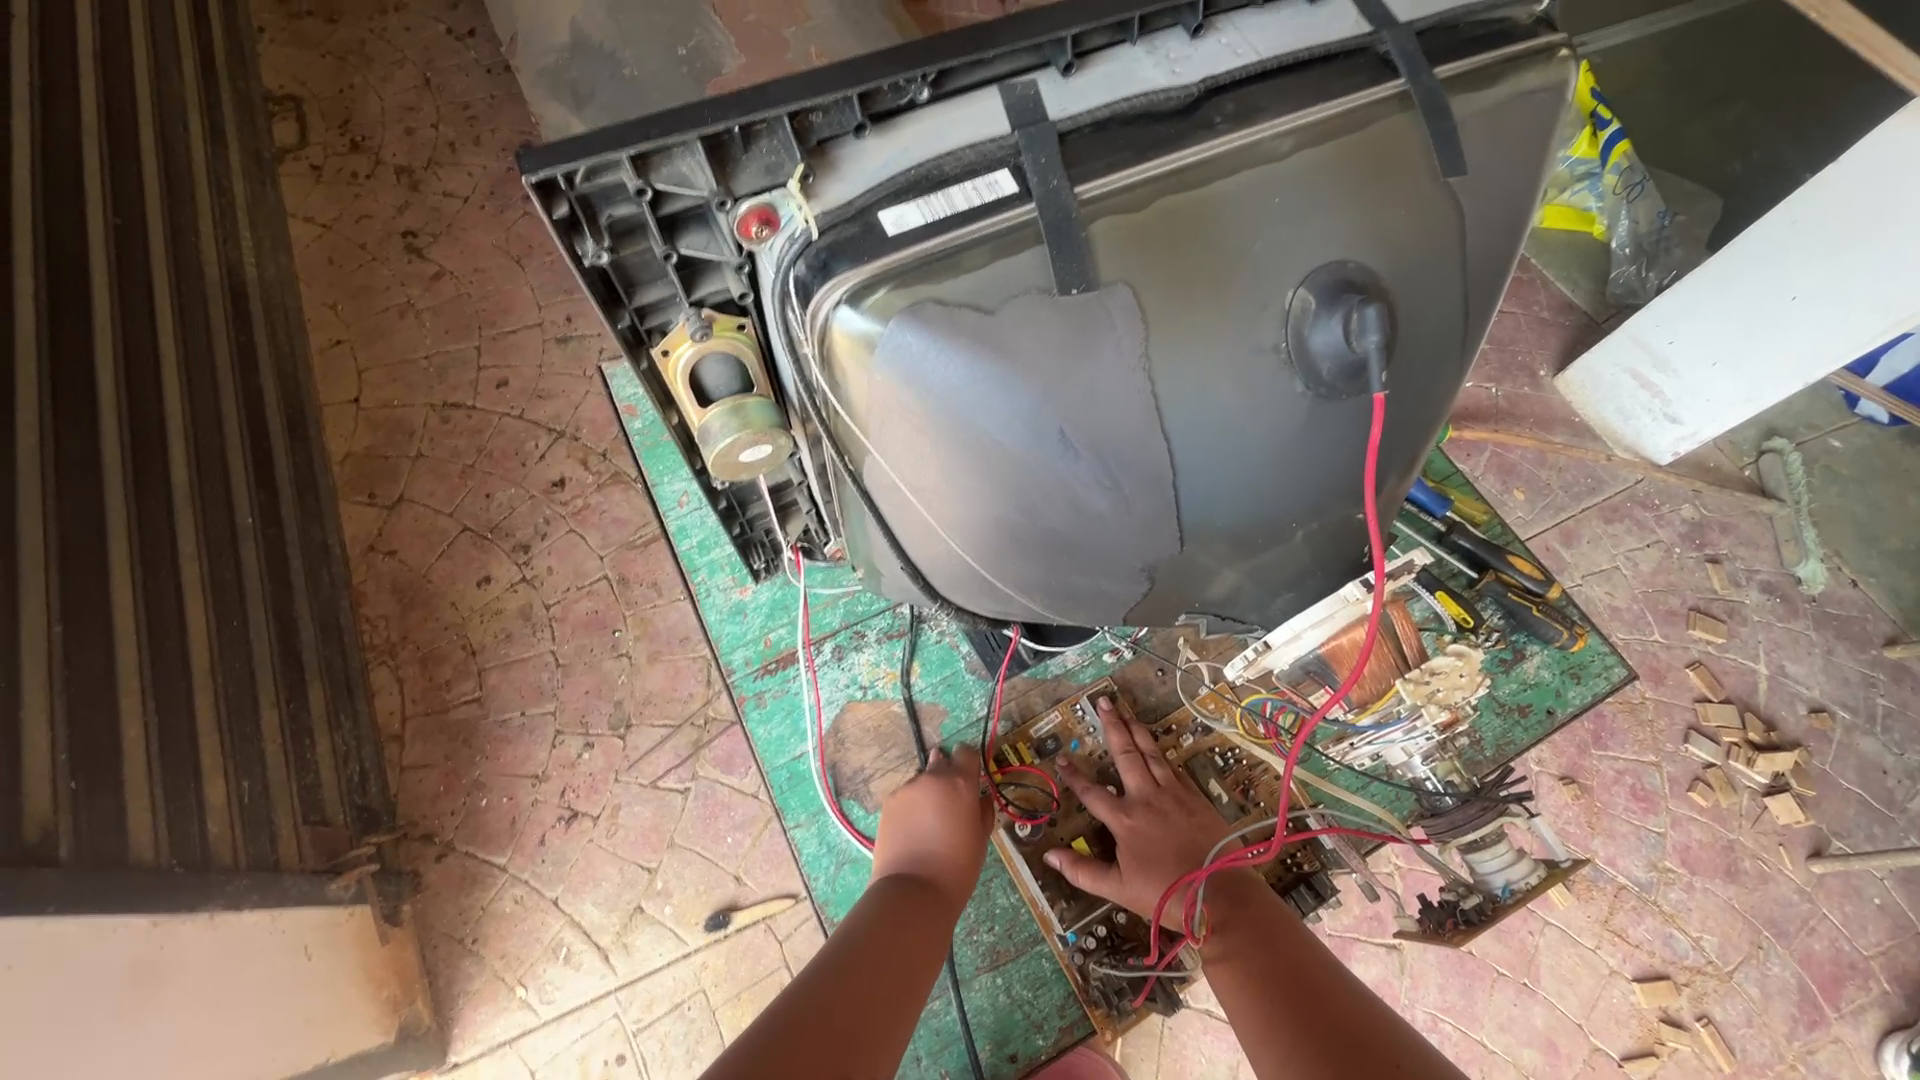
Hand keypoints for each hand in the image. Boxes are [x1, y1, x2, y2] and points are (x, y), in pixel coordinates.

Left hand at [871, 744, 992, 913]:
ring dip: (928, 793)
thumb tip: (981, 797)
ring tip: (928, 823)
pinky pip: (905, 796)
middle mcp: (933, 778)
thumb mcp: (981, 838)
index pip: (965, 752)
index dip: (968, 762)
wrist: (914, 889)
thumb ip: (983, 810)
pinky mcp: (889, 802)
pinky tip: (912, 830)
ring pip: (922, 781)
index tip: (970, 777)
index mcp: (960, 783)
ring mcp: (907, 789)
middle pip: (941, 762)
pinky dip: (911, 806)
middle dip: (946, 777)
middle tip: (949, 804)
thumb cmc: (958, 867)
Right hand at [1043, 697, 1249, 929]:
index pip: (1092, 791)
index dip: (1075, 775)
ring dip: (1138, 731)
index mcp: (1125, 819)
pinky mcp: (1196, 797)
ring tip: (1127, 712)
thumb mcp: (1118, 889)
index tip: (1062, 758)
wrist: (1220, 895)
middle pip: (1125, 754)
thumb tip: (1049, 855)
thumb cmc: (1166, 894)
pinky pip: (1175, 768)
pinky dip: (1162, 755)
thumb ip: (1082, 871)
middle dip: (1112, 727)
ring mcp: (1174, 794)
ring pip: (1152, 753)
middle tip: (1103, 702)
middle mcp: (1147, 798)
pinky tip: (1158, 748)